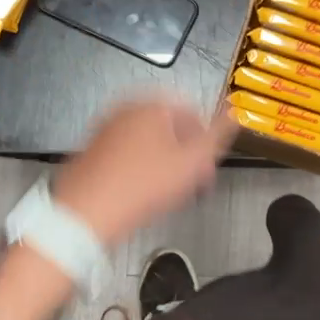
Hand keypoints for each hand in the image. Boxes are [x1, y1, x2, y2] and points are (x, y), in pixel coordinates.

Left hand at [52, 97, 238, 246]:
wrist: (84, 215)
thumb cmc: (140, 188)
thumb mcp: (192, 164)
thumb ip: (218, 136)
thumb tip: (235, 113)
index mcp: (153, 104)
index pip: (193, 113)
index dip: (206, 141)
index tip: (206, 166)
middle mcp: (127, 109)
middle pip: (169, 126)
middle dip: (184, 152)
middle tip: (190, 181)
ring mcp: (106, 128)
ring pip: (148, 139)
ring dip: (163, 160)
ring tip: (167, 190)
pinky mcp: (92, 149)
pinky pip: (126, 152)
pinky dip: (139, 166)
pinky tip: (141, 192)